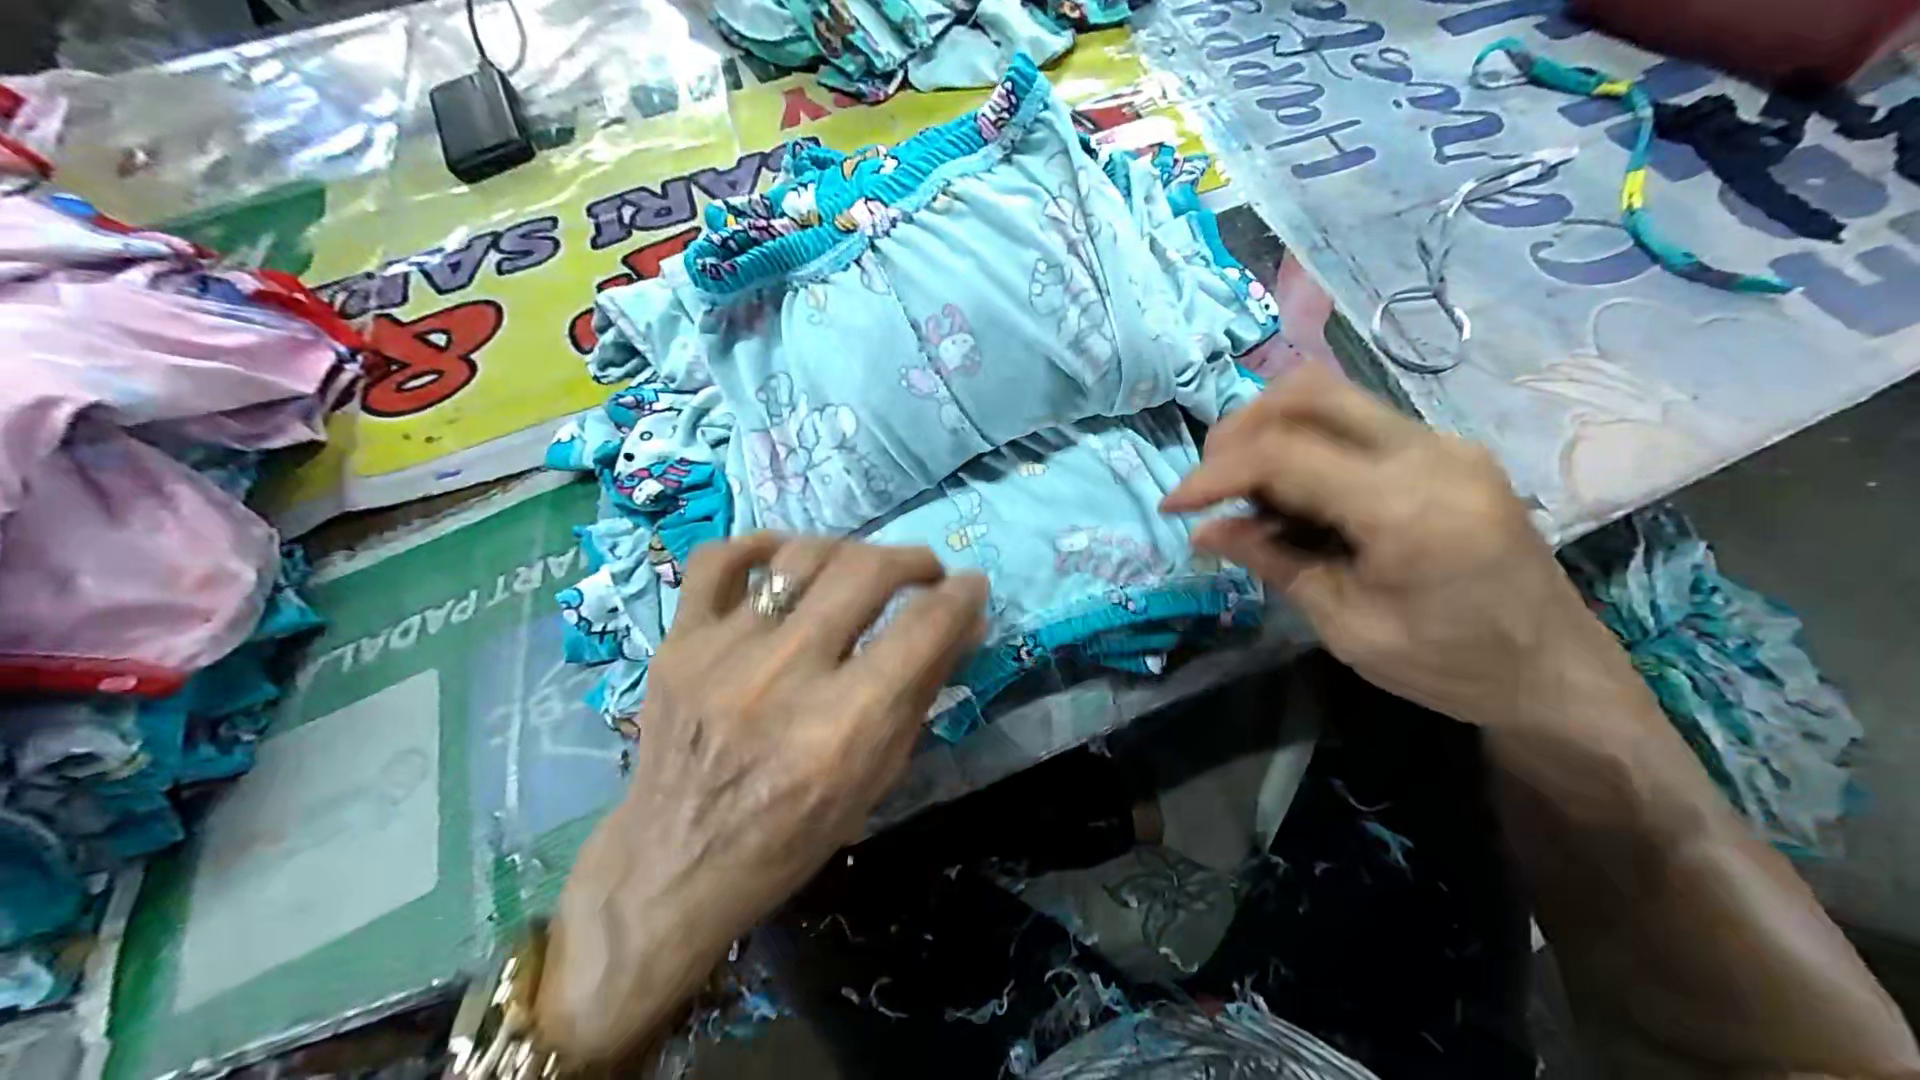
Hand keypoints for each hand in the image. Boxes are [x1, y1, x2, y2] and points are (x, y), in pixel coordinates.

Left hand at [536, 534, 987, 1066]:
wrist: (675, 863)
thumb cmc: (792, 835)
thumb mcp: (877, 777)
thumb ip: (923, 691)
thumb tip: (965, 619)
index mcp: (844, 728)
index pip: (925, 626)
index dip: (962, 595)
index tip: (970, 587)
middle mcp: (785, 677)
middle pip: (867, 572)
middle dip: (914, 561)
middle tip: (925, 573)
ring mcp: (722, 653)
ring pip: (802, 555)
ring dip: (851, 551)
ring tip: (863, 569)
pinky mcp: (678, 642)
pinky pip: (718, 559)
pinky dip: (760, 546)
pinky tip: (785, 558)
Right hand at [1162, 365, 1614, 729]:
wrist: (1557, 672)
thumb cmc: (1450, 666)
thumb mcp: (1347, 628)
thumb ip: (1274, 564)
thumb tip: (1204, 531)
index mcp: (1407, 507)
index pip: (1283, 454)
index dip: (1214, 474)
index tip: (1173, 507)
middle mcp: (1428, 452)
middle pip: (1307, 393)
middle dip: (1237, 430)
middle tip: (1207, 483)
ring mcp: (1442, 443)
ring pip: (1330, 396)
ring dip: (1268, 428)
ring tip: (1241, 487)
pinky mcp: (1443, 450)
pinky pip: (1354, 420)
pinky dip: (1303, 441)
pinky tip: (1290, 492)